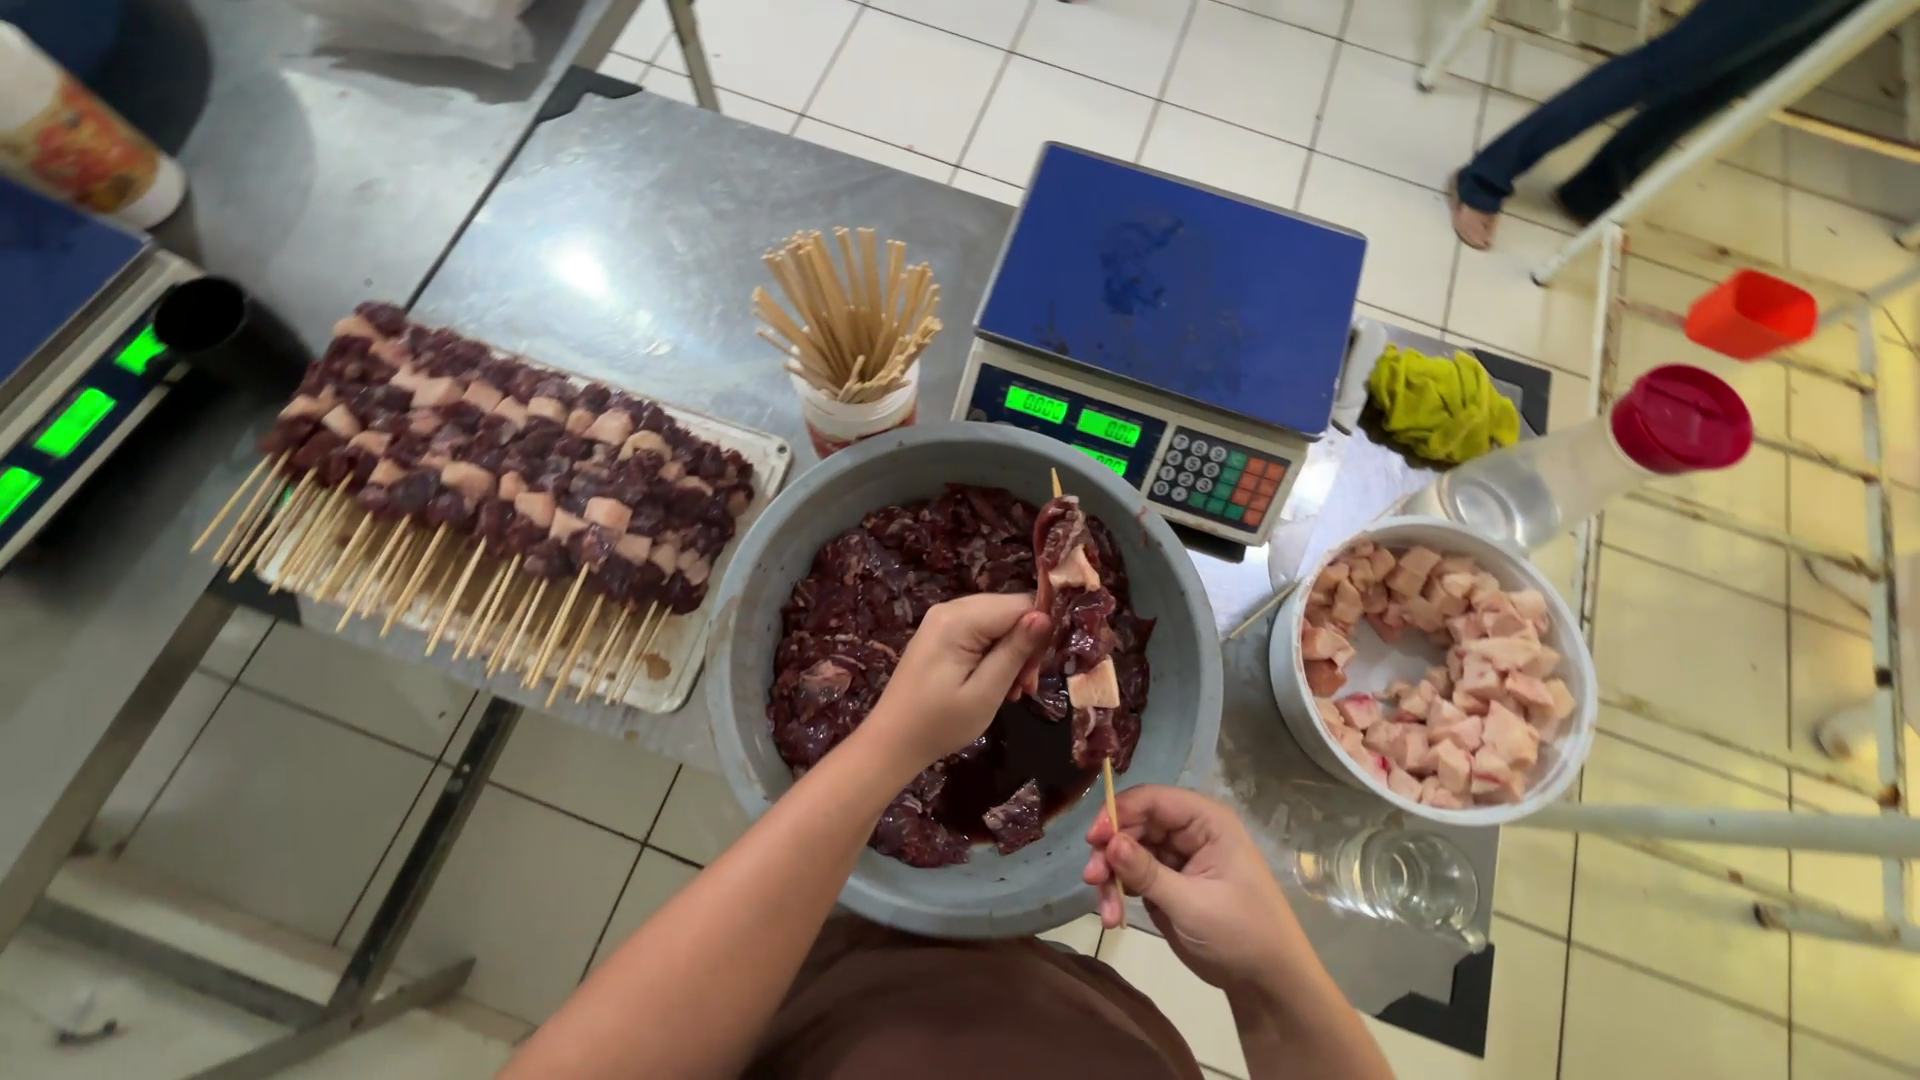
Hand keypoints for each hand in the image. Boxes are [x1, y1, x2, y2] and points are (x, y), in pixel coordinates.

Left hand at [863, 594, 1050, 769]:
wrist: (893, 742)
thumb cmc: (940, 723)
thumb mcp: (985, 692)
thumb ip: (1015, 651)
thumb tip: (1045, 616)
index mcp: (958, 619)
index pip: (1019, 604)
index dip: (1039, 632)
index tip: (1038, 670)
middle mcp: (949, 609)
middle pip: (1008, 611)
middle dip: (1026, 646)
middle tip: (1027, 686)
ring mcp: (943, 620)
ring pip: (998, 622)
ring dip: (1013, 654)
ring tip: (1014, 691)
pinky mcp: (941, 634)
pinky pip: (981, 632)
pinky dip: (995, 655)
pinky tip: (998, 683)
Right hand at [1084, 786, 1303, 993]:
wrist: (1267, 984)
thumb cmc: (1242, 935)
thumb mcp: (1192, 905)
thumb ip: (1147, 872)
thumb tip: (1109, 843)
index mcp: (1206, 821)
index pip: (1152, 800)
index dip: (1118, 812)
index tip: (1093, 838)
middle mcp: (1190, 831)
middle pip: (1134, 825)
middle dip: (1110, 851)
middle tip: (1092, 879)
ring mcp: (1177, 857)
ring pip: (1128, 851)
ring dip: (1111, 877)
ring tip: (1107, 912)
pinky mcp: (1167, 882)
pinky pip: (1133, 875)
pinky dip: (1119, 892)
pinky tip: (1114, 917)